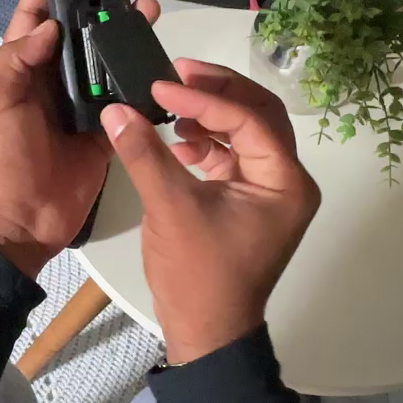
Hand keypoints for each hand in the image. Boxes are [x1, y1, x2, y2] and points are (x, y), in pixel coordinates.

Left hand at [0, 0, 160, 275]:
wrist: (21, 221)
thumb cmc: (0, 158)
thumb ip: (16, 59)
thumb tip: (51, 24)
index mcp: (19, 66)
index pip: (35, 15)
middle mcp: (52, 78)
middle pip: (79, 30)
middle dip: (100, 0)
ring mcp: (81, 102)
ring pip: (106, 58)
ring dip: (125, 32)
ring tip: (151, 5)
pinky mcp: (106, 128)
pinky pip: (126, 96)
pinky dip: (141, 76)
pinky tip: (159, 55)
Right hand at [100, 61, 319, 363]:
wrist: (206, 331)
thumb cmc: (198, 274)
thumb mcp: (170, 208)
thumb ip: (145, 154)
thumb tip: (115, 110)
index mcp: (285, 182)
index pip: (249, 119)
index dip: (205, 97)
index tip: (162, 86)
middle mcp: (286, 182)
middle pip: (258, 116)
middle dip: (218, 91)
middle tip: (176, 72)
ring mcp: (267, 192)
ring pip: (246, 133)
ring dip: (211, 114)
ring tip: (171, 103)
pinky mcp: (246, 202)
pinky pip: (231, 157)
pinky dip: (206, 142)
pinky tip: (177, 139)